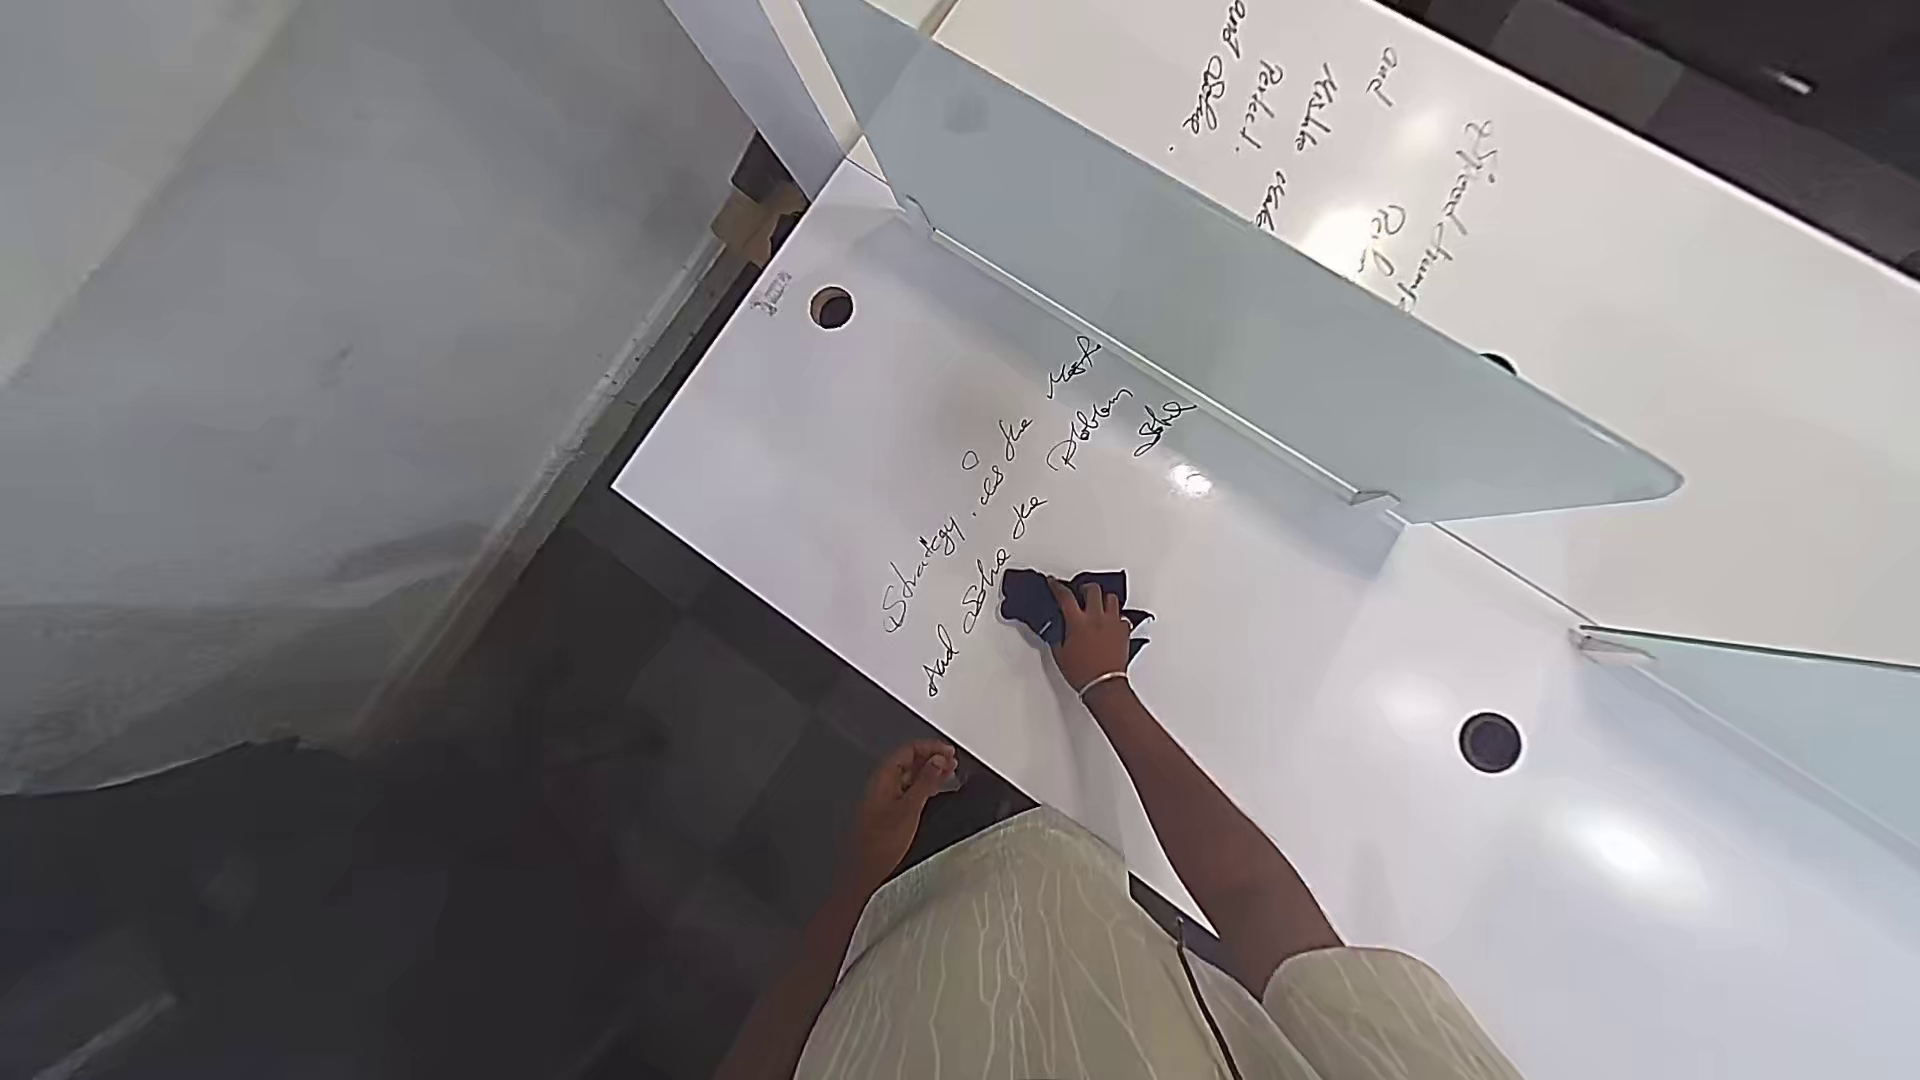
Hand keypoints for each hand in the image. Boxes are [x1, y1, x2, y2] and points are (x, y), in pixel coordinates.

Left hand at [839, 739, 956, 894]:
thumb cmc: (881, 844)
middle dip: (932, 757)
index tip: (948, 751)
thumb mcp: (910, 808)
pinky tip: (935, 790)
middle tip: (951, 760)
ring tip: (948, 772)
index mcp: (884, 776)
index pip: (909, 749)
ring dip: (930, 771)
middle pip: (909, 760)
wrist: (866, 873)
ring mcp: (885, 797)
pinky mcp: (889, 810)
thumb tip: (938, 760)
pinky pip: (909, 788)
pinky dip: (925, 785)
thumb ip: (926, 781)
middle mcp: (882, 783)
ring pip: (910, 774)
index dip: (930, 747)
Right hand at [1045, 577, 1132, 693]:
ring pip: (1111, 598)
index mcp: (1078, 622)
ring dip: (1103, 599)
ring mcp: (1112, 624)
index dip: (1057, 586)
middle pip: (1093, 589)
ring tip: (1097, 605)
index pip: (1065, 596)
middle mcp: (1097, 618)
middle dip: (1085, 588)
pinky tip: (1110, 622)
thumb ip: (1057, 636)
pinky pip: (1122, 617)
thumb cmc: (1083, 672)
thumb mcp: (1060, 654)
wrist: (1104, 686)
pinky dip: (1116, 617)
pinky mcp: (1124, 632)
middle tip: (1080, 592)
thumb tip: (1056, 629)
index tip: (1054, 582)